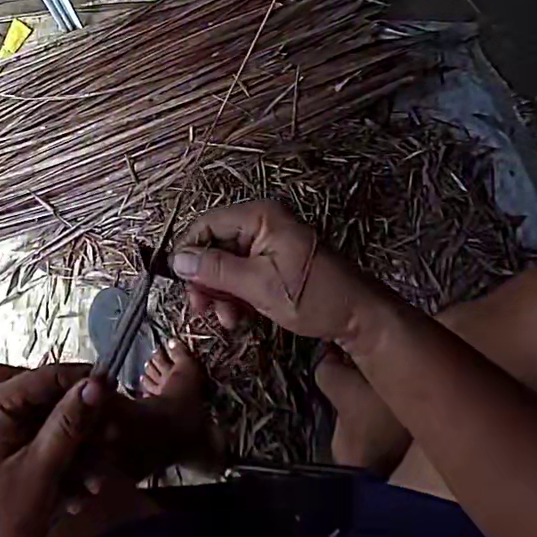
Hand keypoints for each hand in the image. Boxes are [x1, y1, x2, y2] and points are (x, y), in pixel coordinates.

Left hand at [0, 364, 105, 536]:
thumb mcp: (38, 471)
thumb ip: (68, 423)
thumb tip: (96, 384)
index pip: (50, 375)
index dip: (86, 382)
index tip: (117, 394)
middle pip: (55, 403)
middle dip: (85, 426)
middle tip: (112, 442)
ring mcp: (2, 440)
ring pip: (56, 431)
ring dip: (80, 454)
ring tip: (95, 481)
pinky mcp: (9, 464)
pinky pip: (46, 453)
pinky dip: (66, 470)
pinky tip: (78, 496)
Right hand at [170, 201, 387, 341]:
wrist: (359, 318)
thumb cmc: (313, 297)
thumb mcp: (258, 285)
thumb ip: (215, 270)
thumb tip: (177, 260)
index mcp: (260, 216)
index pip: (208, 223)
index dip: (189, 251)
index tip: (179, 281)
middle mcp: (262, 223)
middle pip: (215, 245)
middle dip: (205, 279)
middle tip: (200, 308)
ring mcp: (270, 244)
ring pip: (226, 264)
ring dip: (220, 293)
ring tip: (226, 320)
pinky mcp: (275, 263)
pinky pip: (243, 274)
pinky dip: (236, 295)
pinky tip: (237, 317)